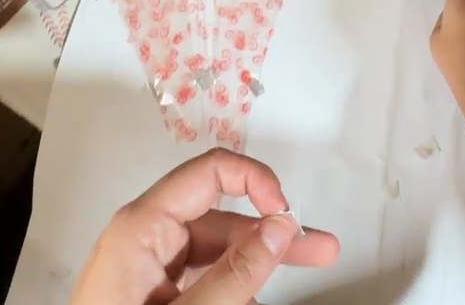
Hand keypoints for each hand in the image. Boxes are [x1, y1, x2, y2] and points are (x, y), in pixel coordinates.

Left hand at [69, 148, 340, 304]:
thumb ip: (237, 271)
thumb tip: (283, 222)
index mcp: (143, 225)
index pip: (211, 172)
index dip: (255, 180)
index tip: (287, 215)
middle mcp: (145, 238)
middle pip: (221, 219)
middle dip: (271, 236)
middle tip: (321, 250)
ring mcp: (146, 272)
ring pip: (215, 256)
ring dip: (253, 271)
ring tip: (287, 286)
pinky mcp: (150, 299)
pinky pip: (199, 284)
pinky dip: (229, 293)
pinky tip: (248, 301)